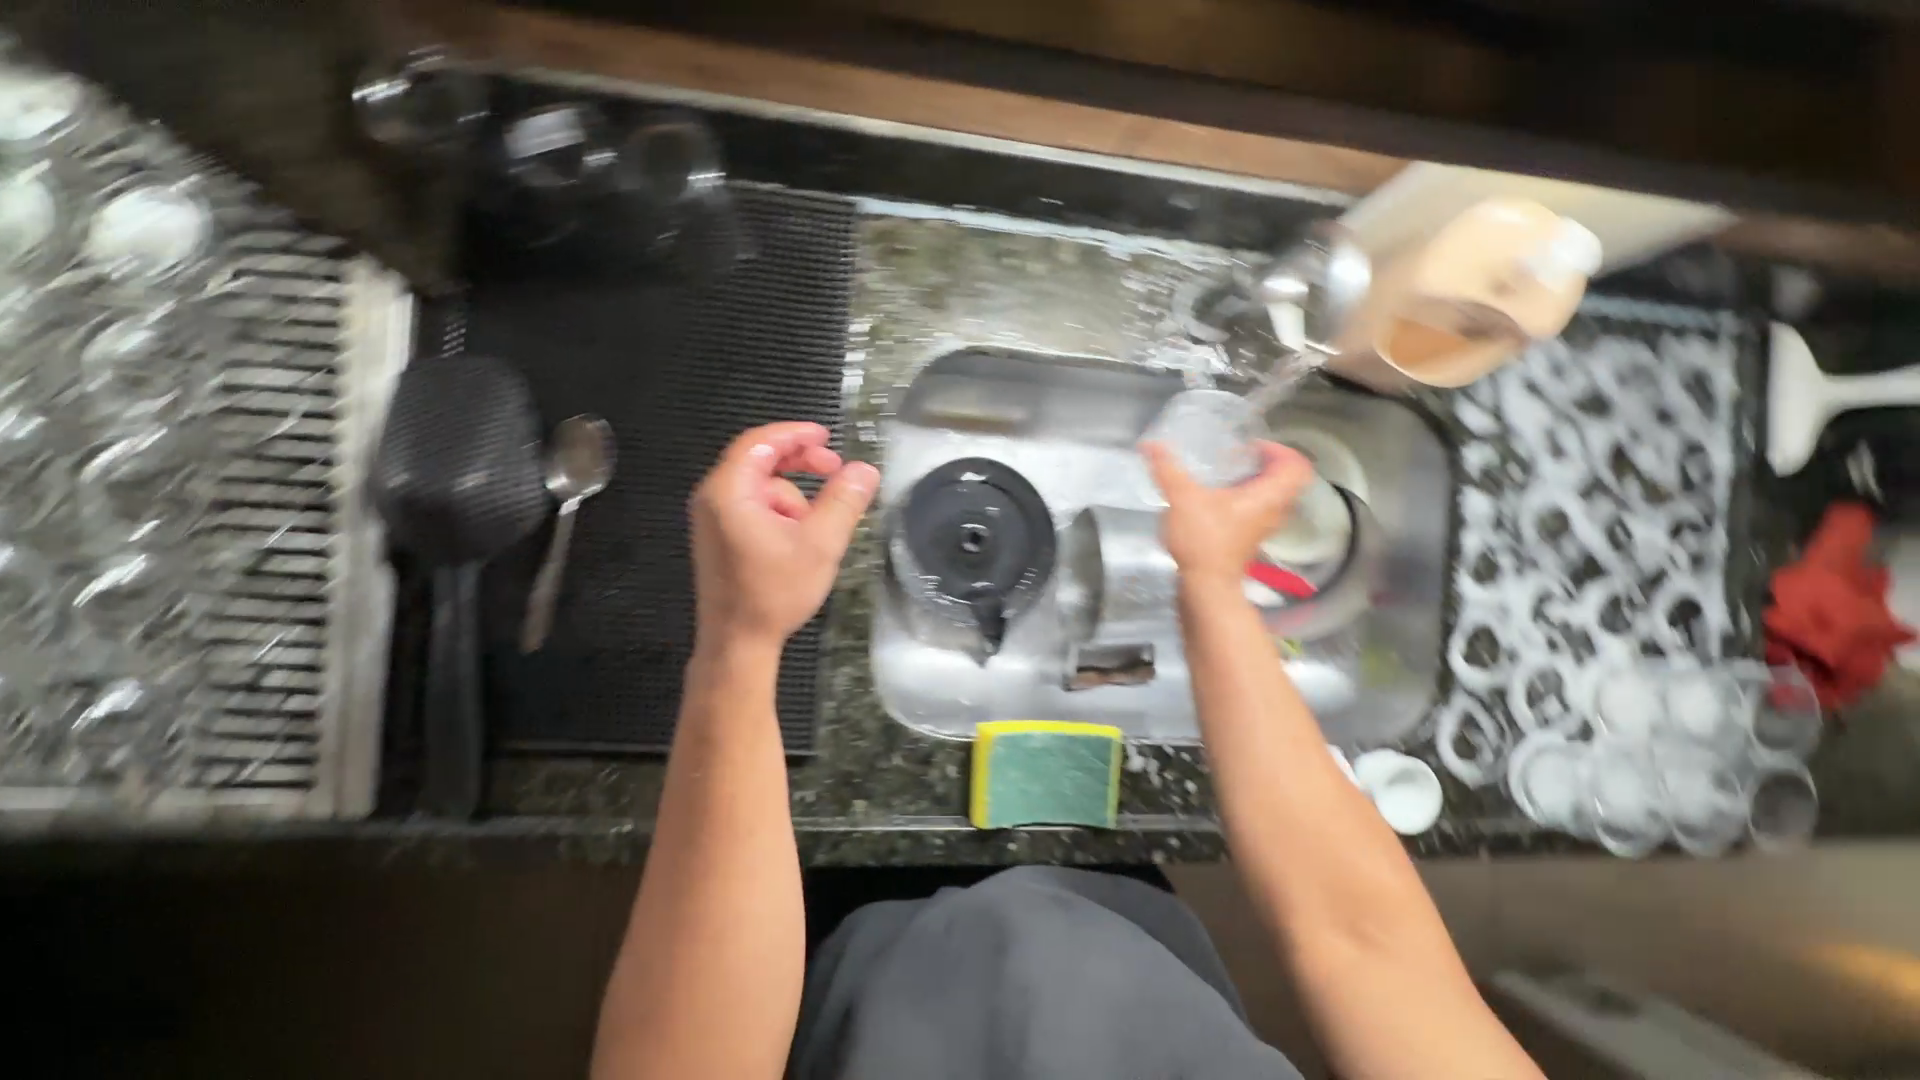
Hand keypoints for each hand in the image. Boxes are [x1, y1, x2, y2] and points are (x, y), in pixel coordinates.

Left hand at [690, 422, 878, 651]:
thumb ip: (843, 501)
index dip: (796, 434)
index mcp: (728, 491)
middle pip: (758, 461)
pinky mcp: (718, 538)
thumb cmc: (774, 592)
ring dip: (792, 499)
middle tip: (834, 469)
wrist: (737, 643)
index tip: (827, 436)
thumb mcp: (820, 544)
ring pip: (761, 489)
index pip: (760, 442)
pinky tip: (797, 541)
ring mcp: (712, 519)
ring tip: (814, 531)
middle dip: (799, 464)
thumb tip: (865, 469)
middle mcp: (712, 498)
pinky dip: (779, 513)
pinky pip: (752, 508)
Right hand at [1141, 439, 1315, 587]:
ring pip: (1275, 496)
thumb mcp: (1182, 498)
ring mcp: (1264, 526)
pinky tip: (1221, 498)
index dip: (1280, 450)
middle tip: (1241, 456)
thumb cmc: (1203, 539)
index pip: (1296, 465)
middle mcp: (1274, 510)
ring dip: (1258, 481)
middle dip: (1268, 463)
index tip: (1252, 447)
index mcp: (1268, 496)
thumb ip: (1167, 469)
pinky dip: (1249, 498)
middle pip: (1288, 479)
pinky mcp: (1251, 537)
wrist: (1207, 584)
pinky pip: (1261, 509)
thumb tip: (1150, 444)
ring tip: (1230, 474)